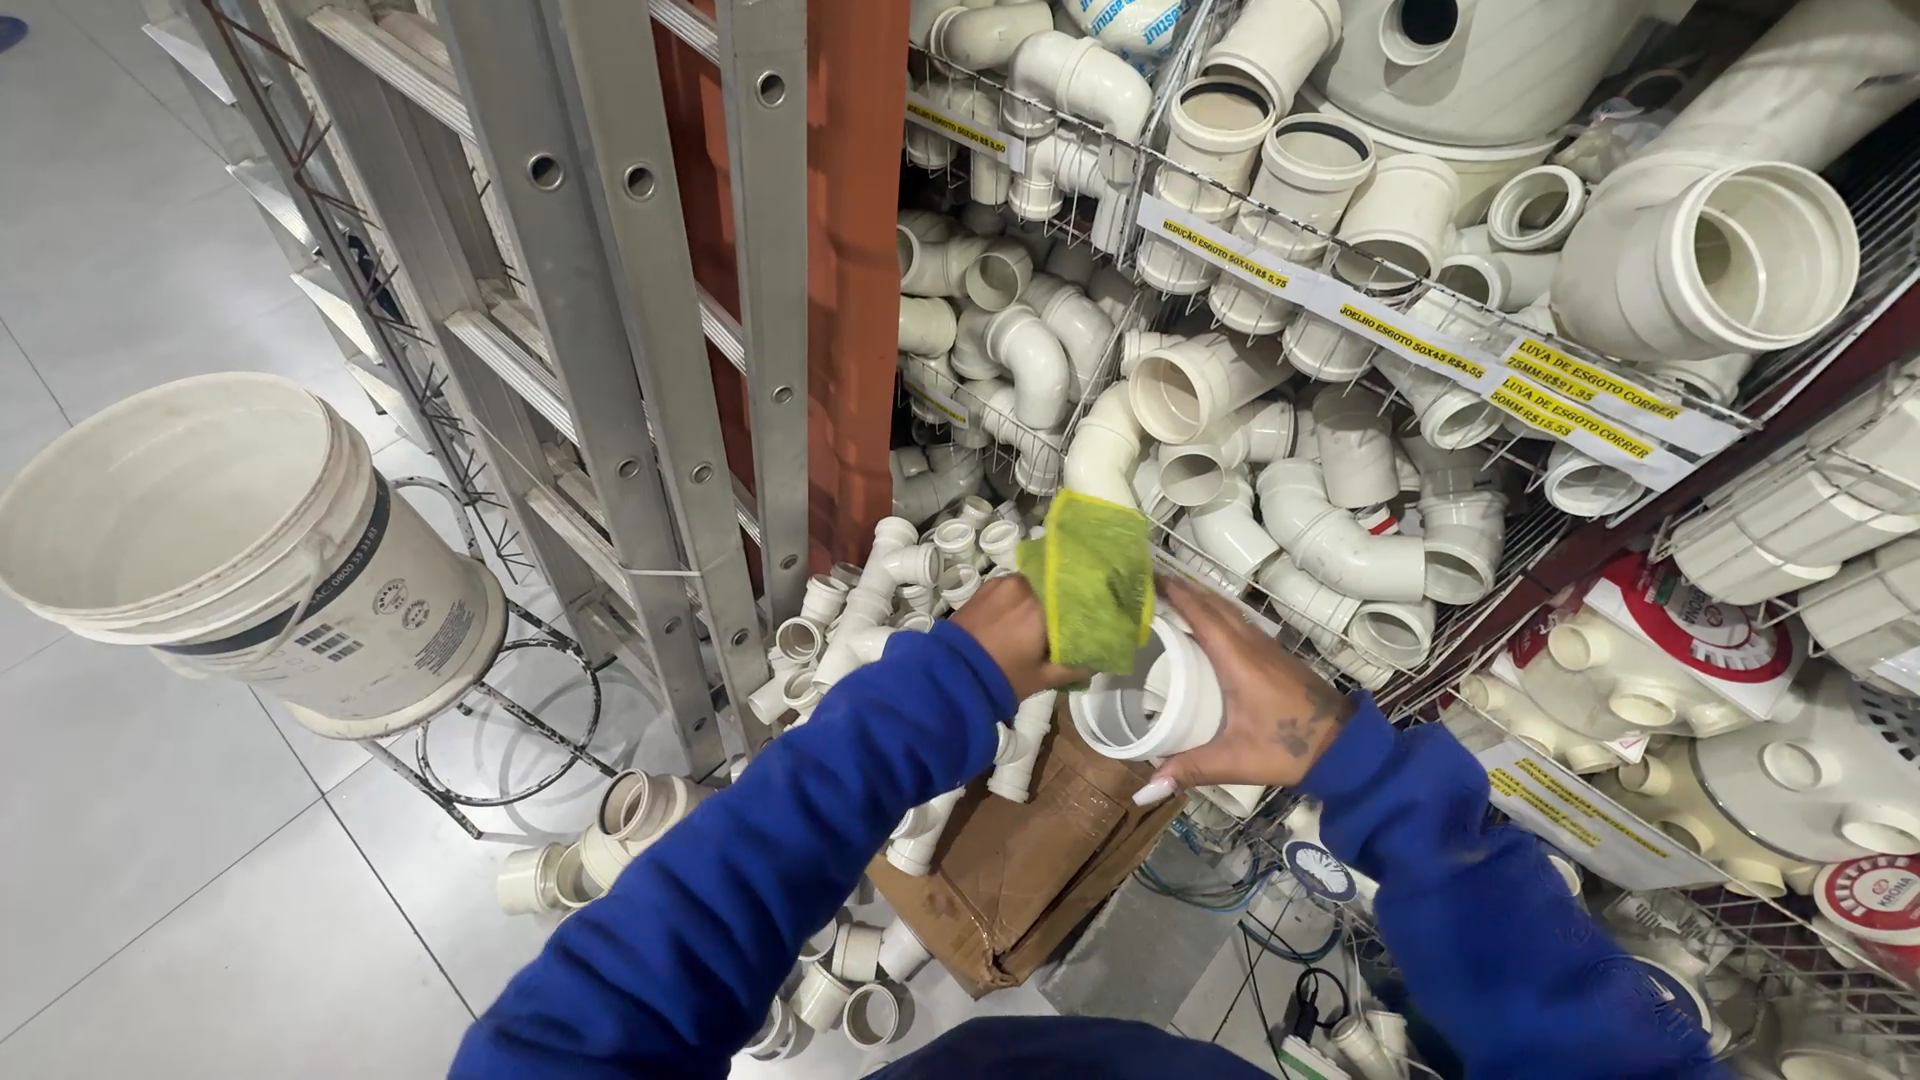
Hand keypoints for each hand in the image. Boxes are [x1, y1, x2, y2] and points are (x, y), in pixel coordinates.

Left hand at [947, 574, 1089, 700]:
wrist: (949, 674)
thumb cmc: (1002, 677)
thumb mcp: (1043, 678)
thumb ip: (1075, 666)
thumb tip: (1096, 657)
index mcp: (1042, 605)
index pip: (1077, 596)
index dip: (1087, 606)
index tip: (1095, 617)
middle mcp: (1024, 585)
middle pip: (1054, 587)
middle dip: (1063, 602)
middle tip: (1071, 620)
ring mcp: (1002, 582)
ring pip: (1034, 585)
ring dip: (1040, 598)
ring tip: (1044, 618)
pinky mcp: (985, 587)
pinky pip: (1013, 587)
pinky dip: (1021, 598)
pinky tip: (1022, 615)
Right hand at [1134, 575, 1355, 804]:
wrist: (1348, 749)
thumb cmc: (1290, 749)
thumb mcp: (1236, 761)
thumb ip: (1190, 770)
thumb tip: (1145, 787)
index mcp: (1239, 662)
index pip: (1203, 616)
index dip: (1176, 594)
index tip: (1150, 578)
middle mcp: (1253, 646)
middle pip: (1216, 605)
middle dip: (1185, 589)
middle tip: (1152, 581)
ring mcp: (1269, 649)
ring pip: (1230, 612)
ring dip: (1203, 598)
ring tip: (1174, 594)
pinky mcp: (1278, 657)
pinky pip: (1241, 623)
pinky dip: (1219, 613)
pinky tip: (1208, 624)